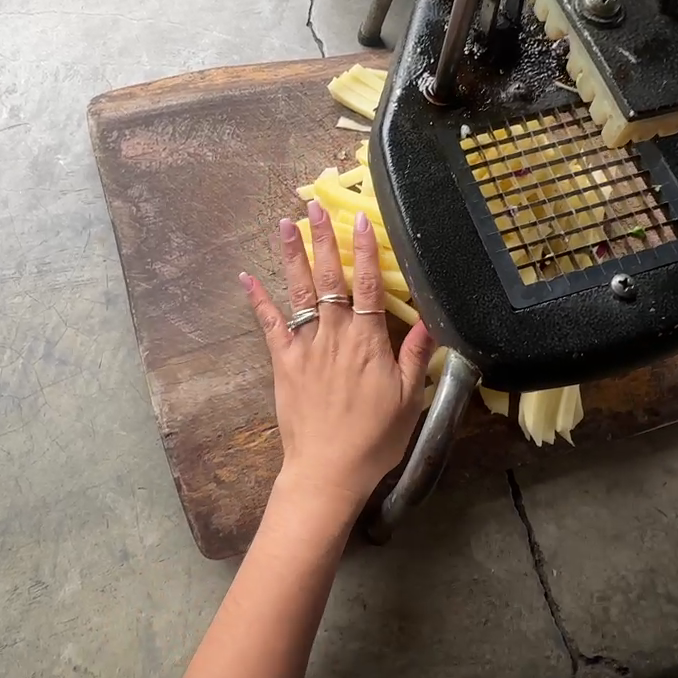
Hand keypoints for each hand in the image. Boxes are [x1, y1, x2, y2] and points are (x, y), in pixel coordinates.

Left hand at [240, 201, 435, 515]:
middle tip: (314, 205)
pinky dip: (258, 299)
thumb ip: (416, 355)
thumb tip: (430, 316)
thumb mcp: (408, 399)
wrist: (327, 471)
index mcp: (368, 340)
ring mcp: (305, 345)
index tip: (361, 219)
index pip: (369, 285)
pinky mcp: (283, 361)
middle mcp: (334, 333)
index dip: (366, 251)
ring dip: (292, 255)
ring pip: (299, 292)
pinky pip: (269, 324)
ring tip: (285, 223)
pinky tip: (247, 276)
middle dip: (322, 238)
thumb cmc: (374, 438)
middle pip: (329, 278)